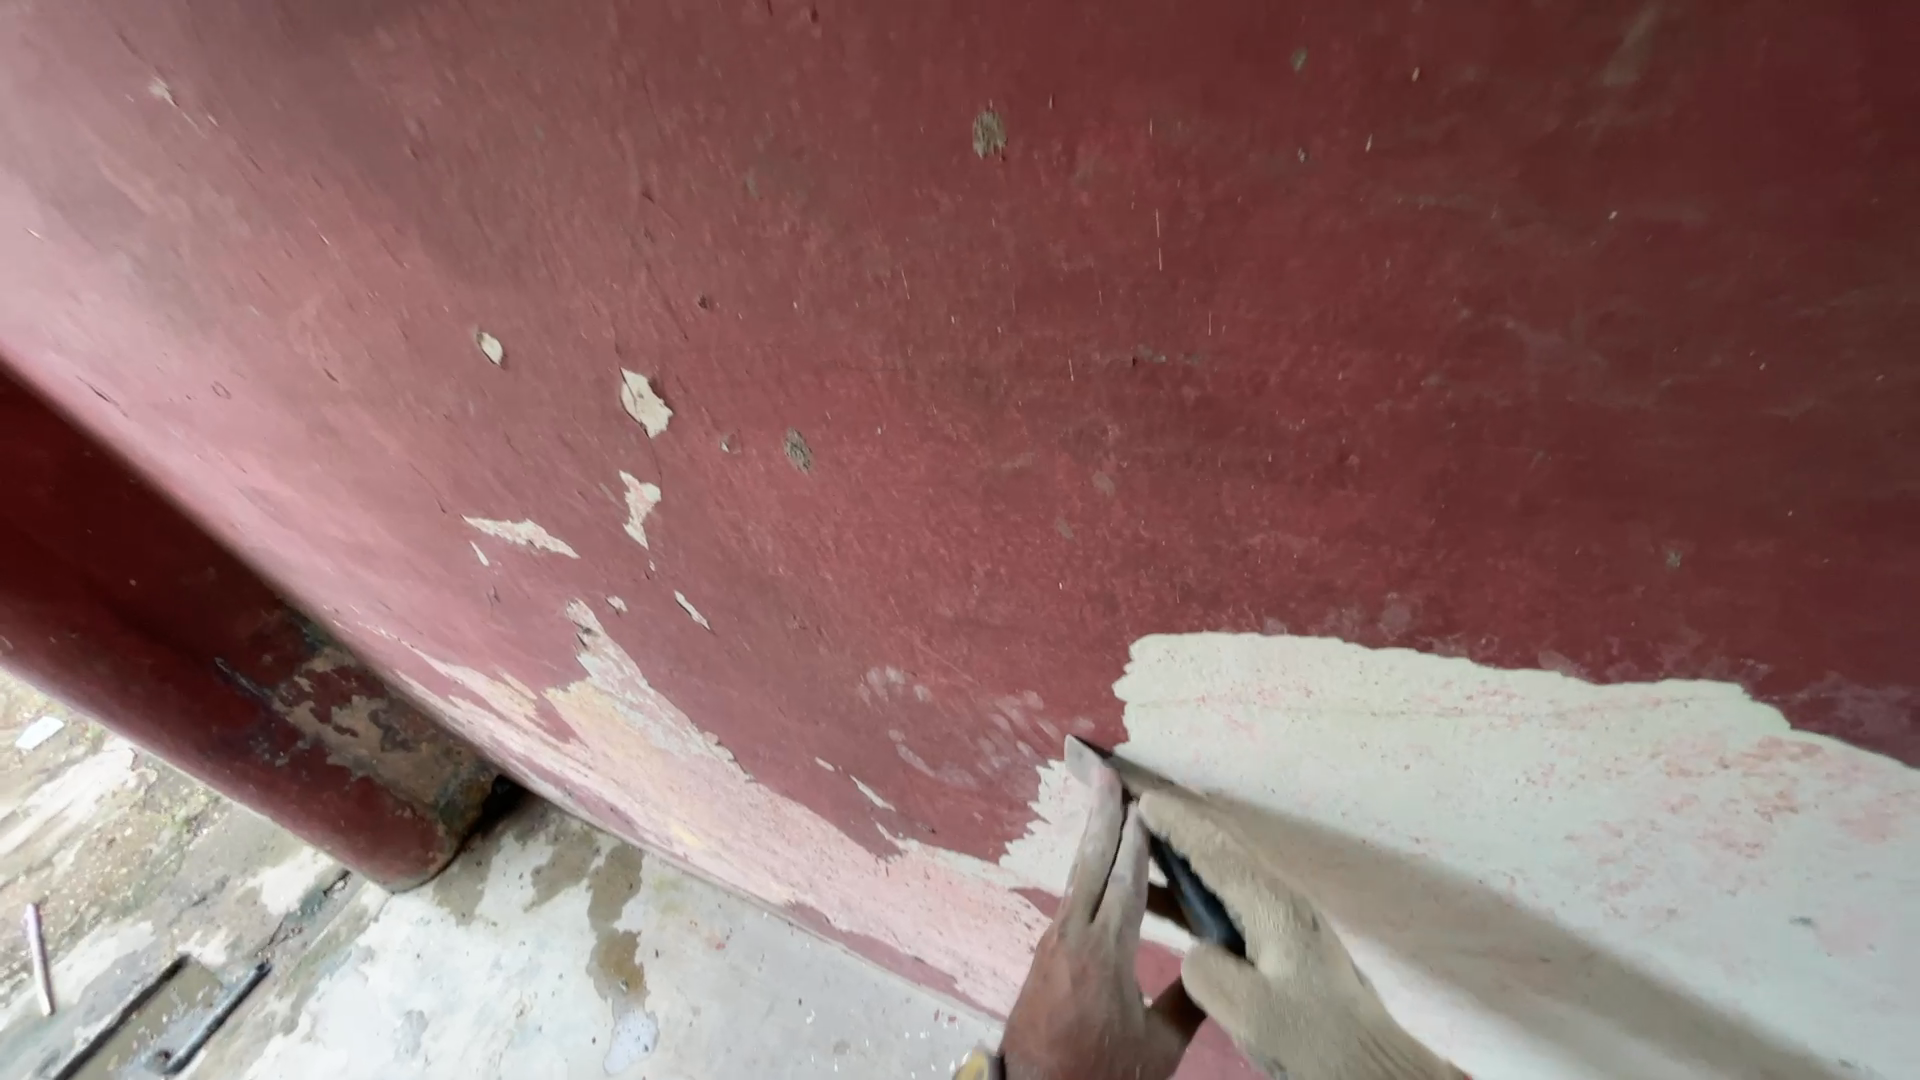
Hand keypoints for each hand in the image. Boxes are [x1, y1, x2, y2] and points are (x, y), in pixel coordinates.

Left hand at [999, 757, 1203, 1079]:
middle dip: (1101, 813)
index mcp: (1104, 953)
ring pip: (1078, 870)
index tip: (1141, 799)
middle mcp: (1074, 931)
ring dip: (1092, 830)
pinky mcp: (1050, 941)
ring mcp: (1057, 933)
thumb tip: (1218, 961)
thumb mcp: (1156, 1050)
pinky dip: (1087, 860)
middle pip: (1092, 860)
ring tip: (1102, 793)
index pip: (1125, 883)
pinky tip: (1097, 850)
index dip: (1135, 840)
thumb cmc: (1100, 1071)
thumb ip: (1187, 1003)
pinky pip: (1073, 889)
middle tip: (1103, 768)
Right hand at [1138, 789, 1464, 1079]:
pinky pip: (1219, 892)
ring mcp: (1274, 913)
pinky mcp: (1271, 935)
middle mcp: (1273, 895)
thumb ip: (1207, 971)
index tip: (1140, 798)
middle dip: (1176, 818)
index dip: (1174, 823)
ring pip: (1217, 865)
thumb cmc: (1315, 1036)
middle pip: (1217, 841)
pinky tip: (1156, 891)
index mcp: (1270, 903)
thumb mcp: (1253, 1012)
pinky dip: (1186, 880)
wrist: (1371, 1065)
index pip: (1213, 849)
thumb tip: (1192, 948)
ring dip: (1178, 847)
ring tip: (1135, 836)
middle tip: (1135, 801)